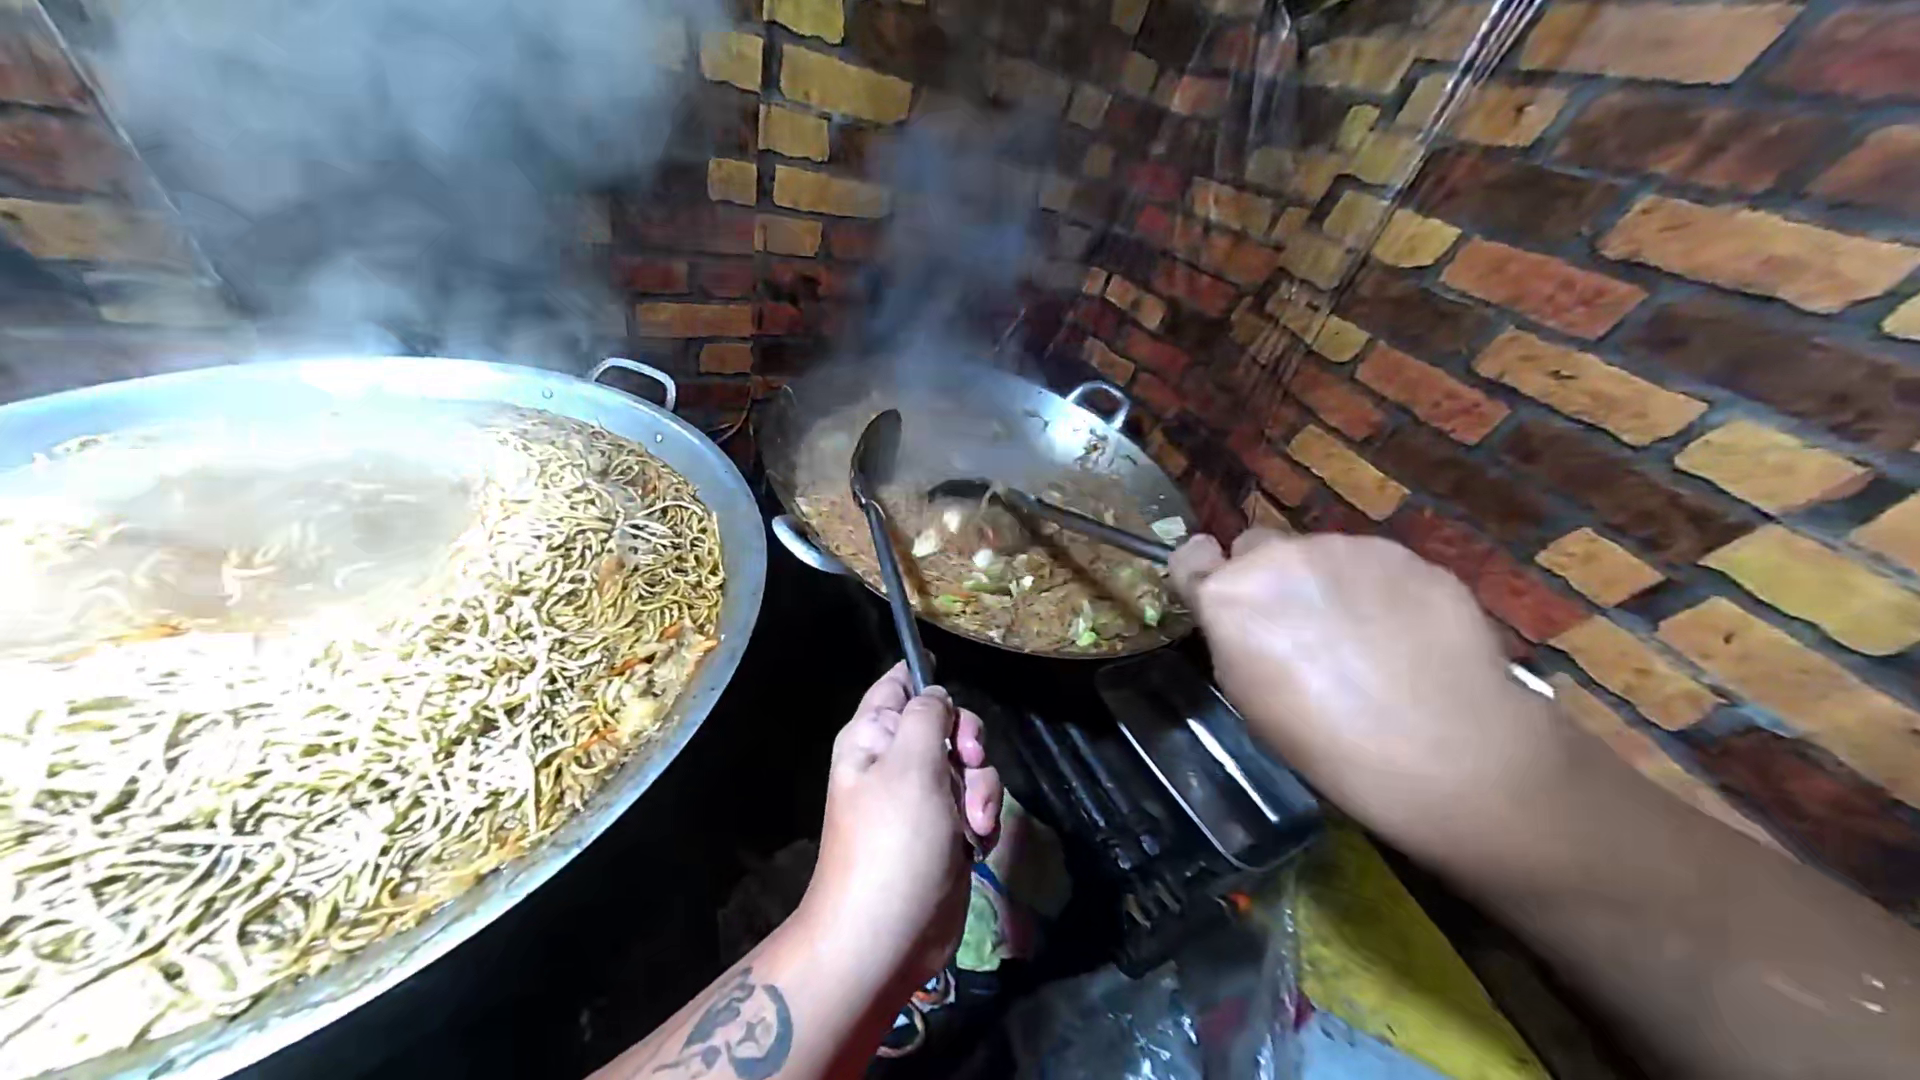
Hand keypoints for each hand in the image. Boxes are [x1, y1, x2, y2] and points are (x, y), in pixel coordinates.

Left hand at [795, 663, 1002, 995]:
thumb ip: (927, 715)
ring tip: (973, 823)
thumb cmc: (893, 840)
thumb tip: (935, 694)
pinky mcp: (946, 830)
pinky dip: (983, 818)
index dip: (923, 677)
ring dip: (981, 788)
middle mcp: (897, 761)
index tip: (951, 686)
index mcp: (874, 737)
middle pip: (945, 722)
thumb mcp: (910, 764)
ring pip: (969, 765)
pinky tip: (976, 843)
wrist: (886, 936)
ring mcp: (923, 798)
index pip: (897, 685)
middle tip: (968, 760)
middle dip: (967, 740)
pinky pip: (976, 803)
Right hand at [1169, 529, 1569, 859]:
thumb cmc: (1323, 740)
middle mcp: (1279, 557)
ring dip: (1325, 580)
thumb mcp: (1246, 694)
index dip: (1200, 572)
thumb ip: (1234, 636)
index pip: (1189, 557)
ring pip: (1317, 553)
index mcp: (1228, 596)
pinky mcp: (1406, 554)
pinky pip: (1373, 563)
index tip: (1213, 587)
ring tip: (1363, 635)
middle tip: (1298, 623)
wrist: (1444, 751)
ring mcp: (1345, 548)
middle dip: (1266, 576)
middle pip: (1254, 547)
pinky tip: (1404, 634)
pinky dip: (1377, 588)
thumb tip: (1244, 616)